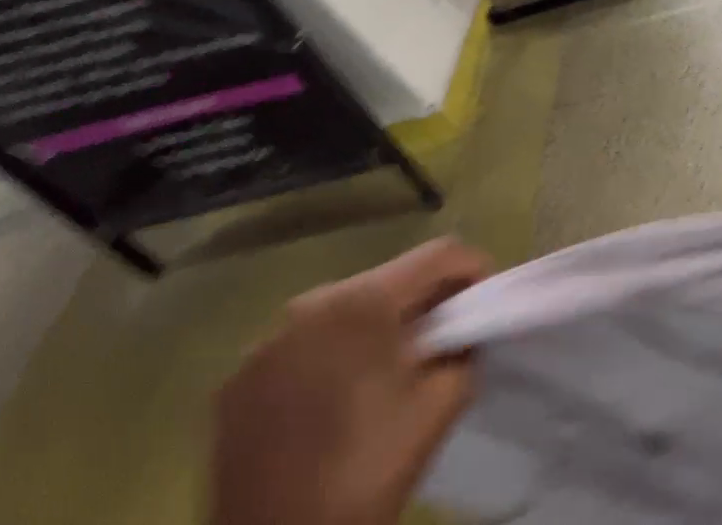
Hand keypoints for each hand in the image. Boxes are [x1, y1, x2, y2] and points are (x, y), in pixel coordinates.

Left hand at [211, 238, 492, 524]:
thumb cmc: (370, 467)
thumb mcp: (443, 401)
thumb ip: (464, 349)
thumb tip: (461, 335)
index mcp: (363, 302)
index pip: (440, 253)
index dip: (476, 271)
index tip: (485, 307)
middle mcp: (308, 305)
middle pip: (389, 279)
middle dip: (426, 303)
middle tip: (445, 345)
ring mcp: (263, 342)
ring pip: (344, 312)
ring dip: (377, 330)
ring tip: (389, 378)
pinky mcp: (236, 380)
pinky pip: (302, 347)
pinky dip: (333, 358)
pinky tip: (338, 405)